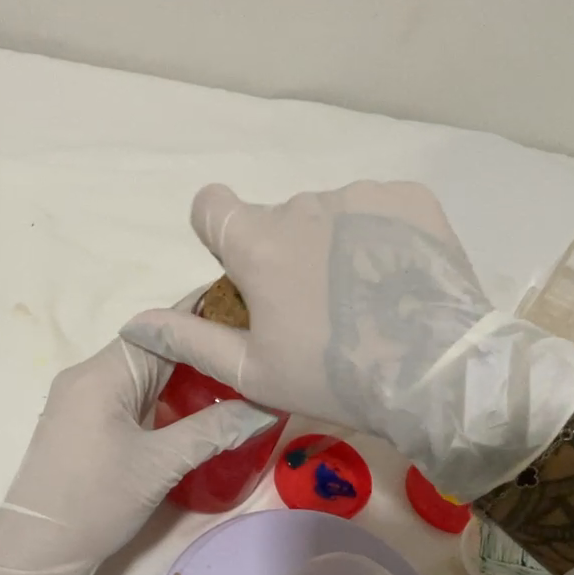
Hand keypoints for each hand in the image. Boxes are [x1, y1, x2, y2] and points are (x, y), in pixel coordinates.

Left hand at [0, 333, 278, 574]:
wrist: (38, 552)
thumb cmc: (95, 503)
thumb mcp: (160, 466)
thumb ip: (213, 431)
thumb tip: (265, 407)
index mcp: (101, 373)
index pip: (160, 326)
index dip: (204, 318)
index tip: (248, 318)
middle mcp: (86, 375)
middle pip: (150, 345)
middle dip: (198, 348)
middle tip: (249, 354)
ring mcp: (80, 399)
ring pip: (140, 371)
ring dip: (181, 374)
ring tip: (231, 379)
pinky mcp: (81, 422)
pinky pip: (127, 394)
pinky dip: (161, 395)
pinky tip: (191, 408)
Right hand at [119, 181, 573, 499]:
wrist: (437, 374)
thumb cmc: (333, 379)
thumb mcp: (252, 372)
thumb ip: (190, 341)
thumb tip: (136, 323)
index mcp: (258, 243)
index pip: (210, 205)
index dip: (219, 236)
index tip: (243, 274)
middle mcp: (303, 204)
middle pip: (275, 220)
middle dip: (282, 256)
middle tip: (314, 315)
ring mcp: (360, 195)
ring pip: (325, 216)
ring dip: (329, 248)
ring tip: (361, 303)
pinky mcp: (409, 199)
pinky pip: (373, 210)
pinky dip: (374, 238)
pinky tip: (392, 282)